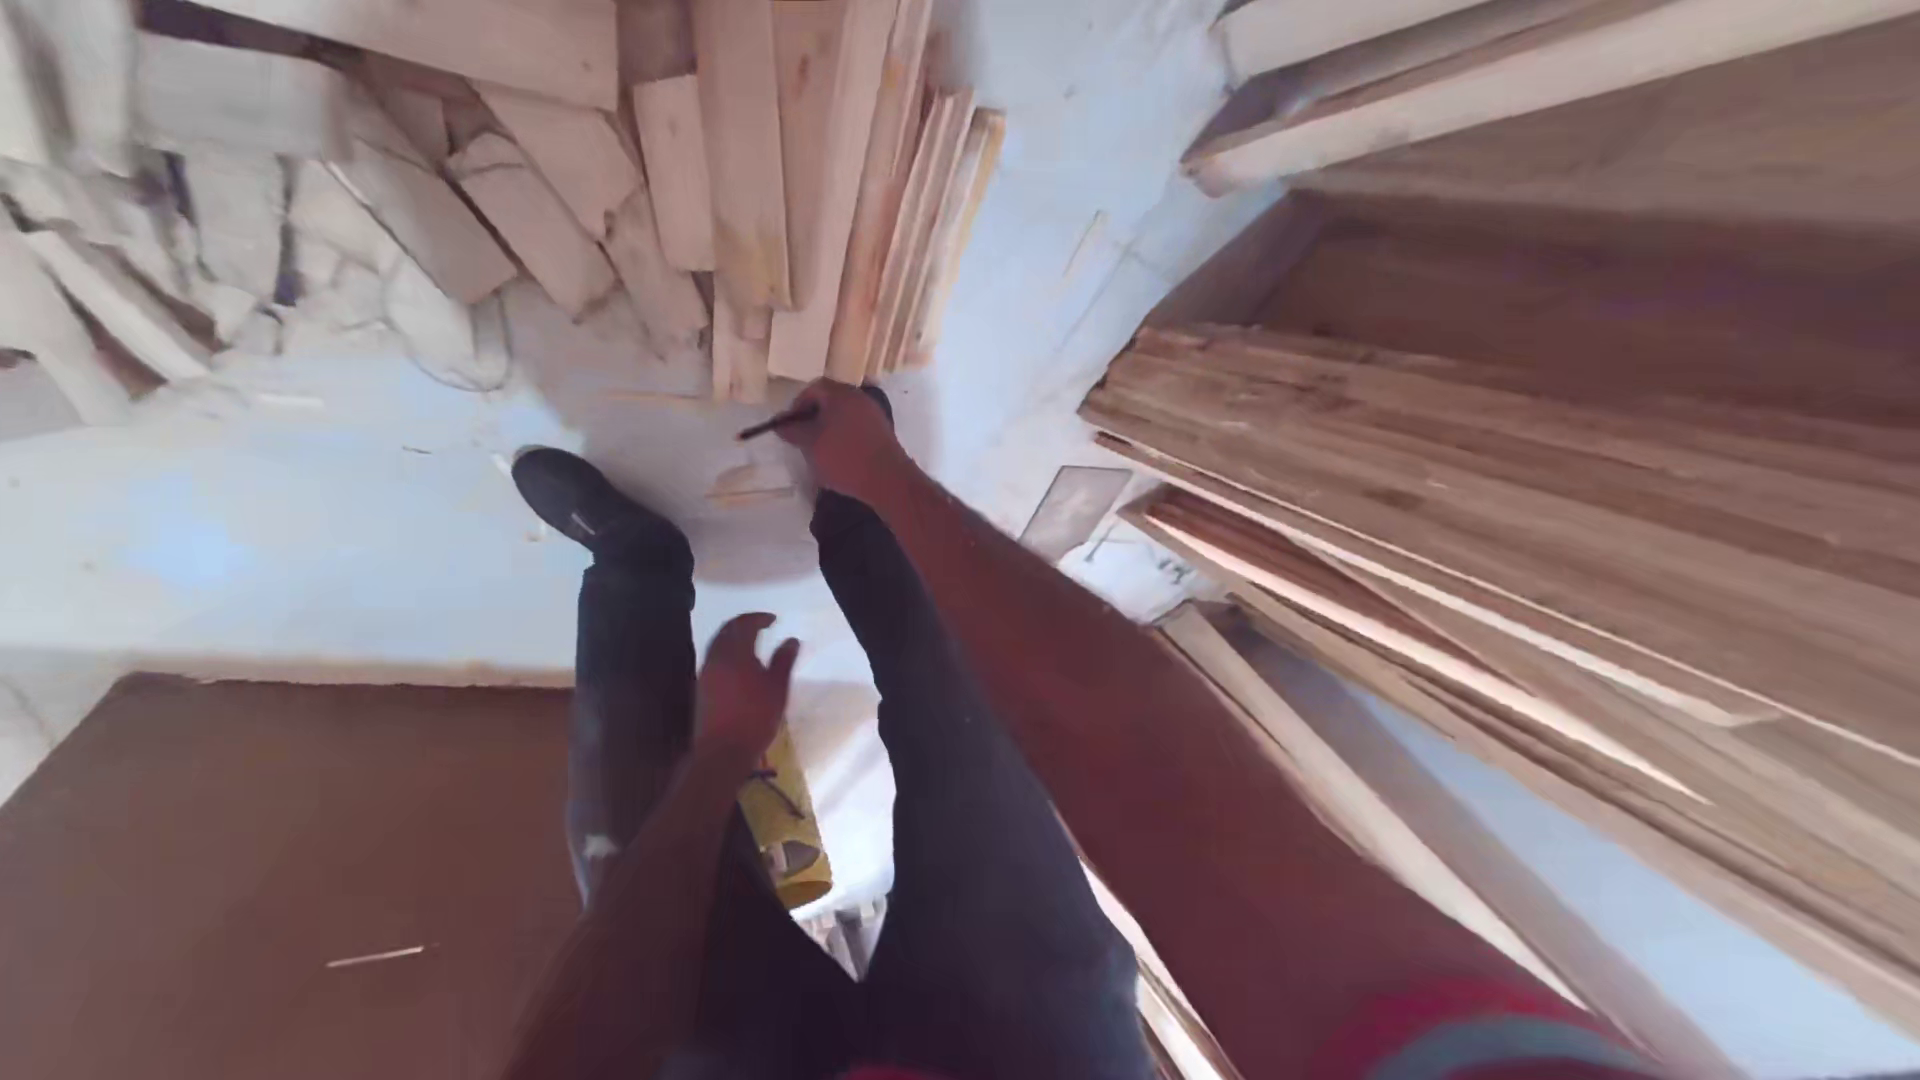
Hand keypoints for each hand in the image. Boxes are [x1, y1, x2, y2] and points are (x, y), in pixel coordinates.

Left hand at [694, 613, 799, 774]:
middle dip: (743, 624)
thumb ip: (783, 660)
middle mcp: (716, 659)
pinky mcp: (702, 688)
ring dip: (733, 637)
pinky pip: (714, 658)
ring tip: (752, 642)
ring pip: (717, 645)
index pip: (743, 625)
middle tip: (761, 625)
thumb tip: (791, 640)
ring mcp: (705, 674)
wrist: (722, 752)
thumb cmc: (755, 718)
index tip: (773, 619)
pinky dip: (727, 651)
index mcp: (735, 654)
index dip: (758, 618)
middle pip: (726, 631)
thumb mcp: (777, 688)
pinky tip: (740, 664)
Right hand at [776, 380, 913, 505]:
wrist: (888, 480)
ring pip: (844, 415)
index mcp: (841, 394)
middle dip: (813, 417)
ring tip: (820, 450)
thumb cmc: (844, 458)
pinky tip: (840, 456)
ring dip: (829, 428)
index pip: (814, 389)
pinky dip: (845, 437)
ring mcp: (874, 415)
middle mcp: (860, 398)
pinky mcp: (883, 433)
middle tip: (803, 437)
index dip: (797, 405)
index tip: (790, 426)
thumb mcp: (810, 444)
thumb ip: (793, 431)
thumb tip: (781, 424)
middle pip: (830, 400)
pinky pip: (857, 428)